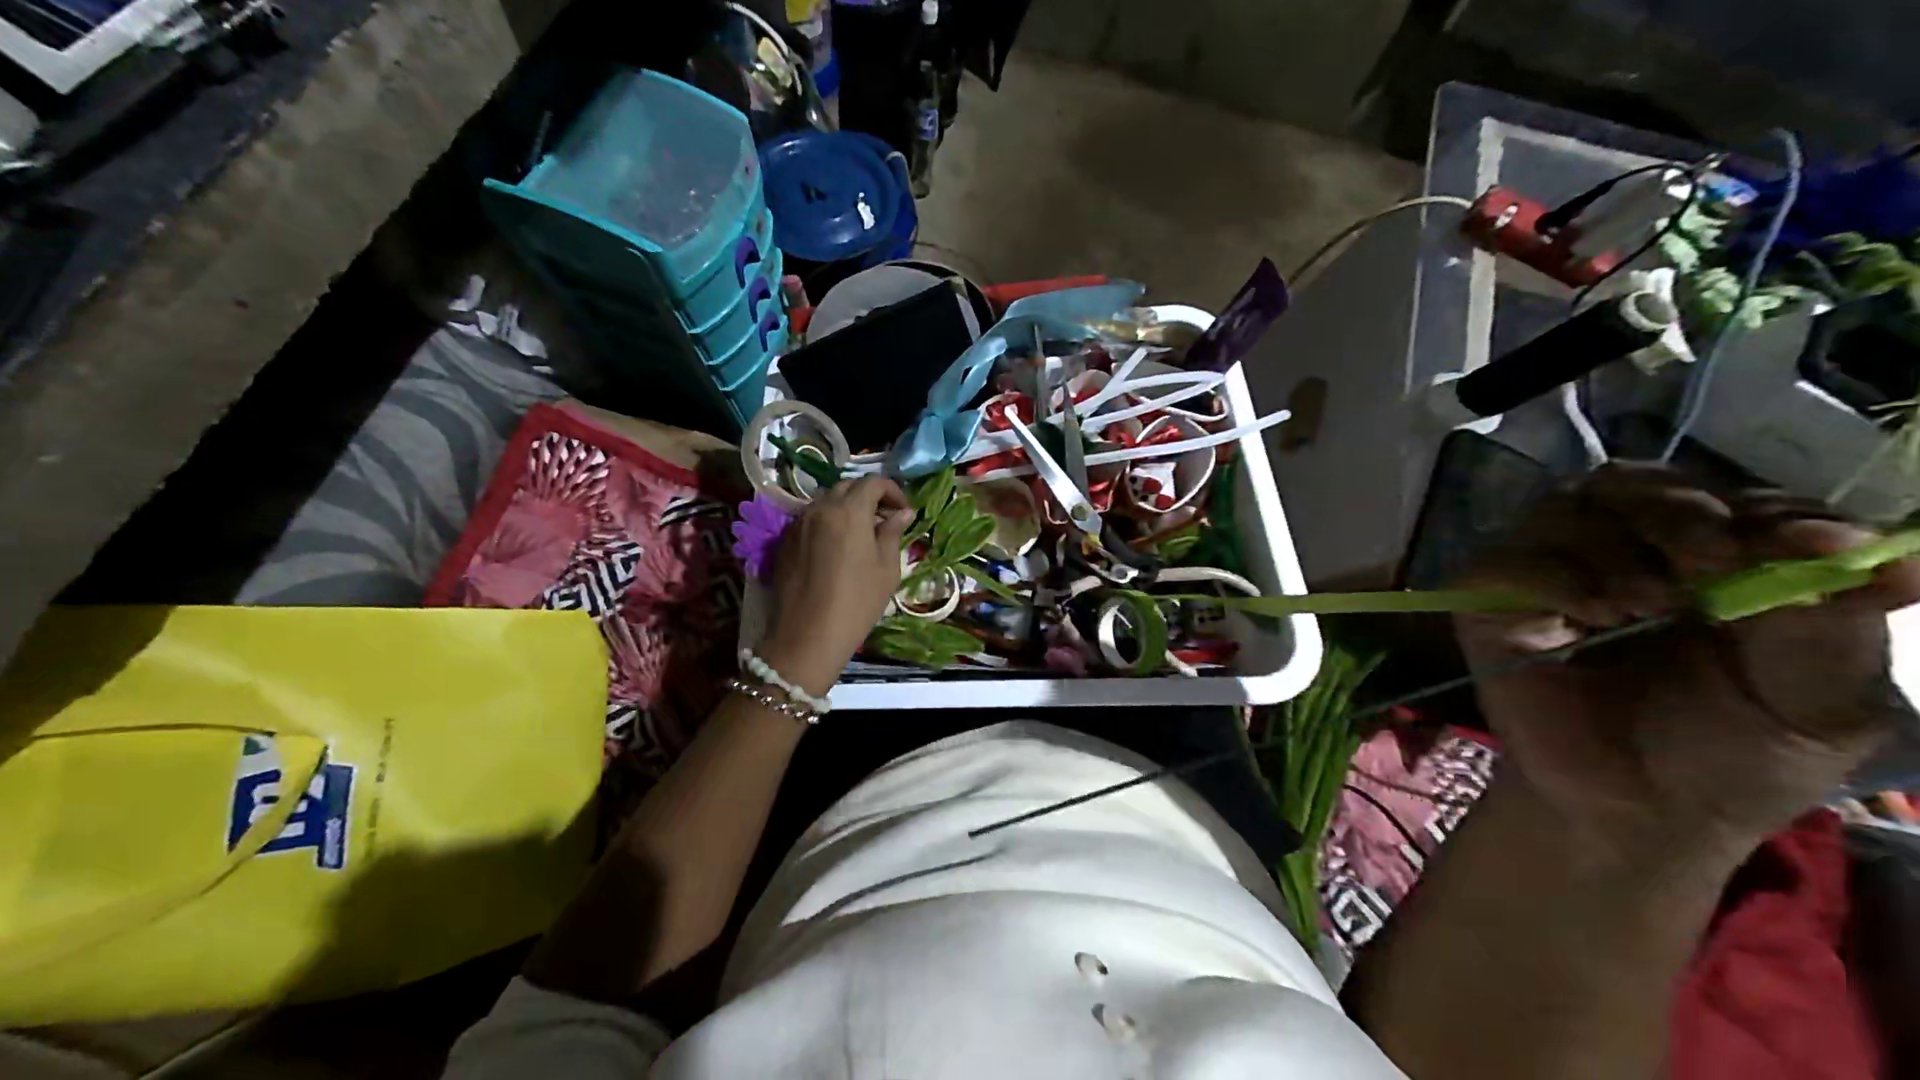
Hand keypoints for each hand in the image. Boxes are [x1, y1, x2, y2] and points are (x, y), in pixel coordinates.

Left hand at [758, 476, 912, 697]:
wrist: (807, 636)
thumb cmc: (857, 602)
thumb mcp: (887, 569)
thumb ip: (892, 533)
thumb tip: (902, 514)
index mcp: (849, 511)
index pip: (873, 482)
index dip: (893, 491)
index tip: (903, 511)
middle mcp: (820, 508)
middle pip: (847, 487)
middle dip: (869, 497)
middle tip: (885, 520)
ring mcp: (798, 523)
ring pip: (826, 502)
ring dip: (847, 509)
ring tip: (862, 535)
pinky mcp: (784, 541)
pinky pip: (810, 520)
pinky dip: (828, 523)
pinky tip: (837, 548)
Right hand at [1456, 465, 1919, 860]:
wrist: (1633, 813)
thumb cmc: (1735, 758)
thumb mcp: (1821, 700)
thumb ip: (1834, 623)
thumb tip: (1884, 555)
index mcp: (1711, 563)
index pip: (1729, 498)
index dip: (1768, 507)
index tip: (1815, 546)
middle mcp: (1621, 554)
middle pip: (1628, 482)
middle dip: (1677, 512)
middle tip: (1711, 563)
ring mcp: (1545, 575)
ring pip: (1560, 509)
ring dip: (1610, 546)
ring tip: (1640, 605)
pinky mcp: (1486, 605)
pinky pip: (1500, 560)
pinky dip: (1547, 575)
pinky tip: (1587, 614)